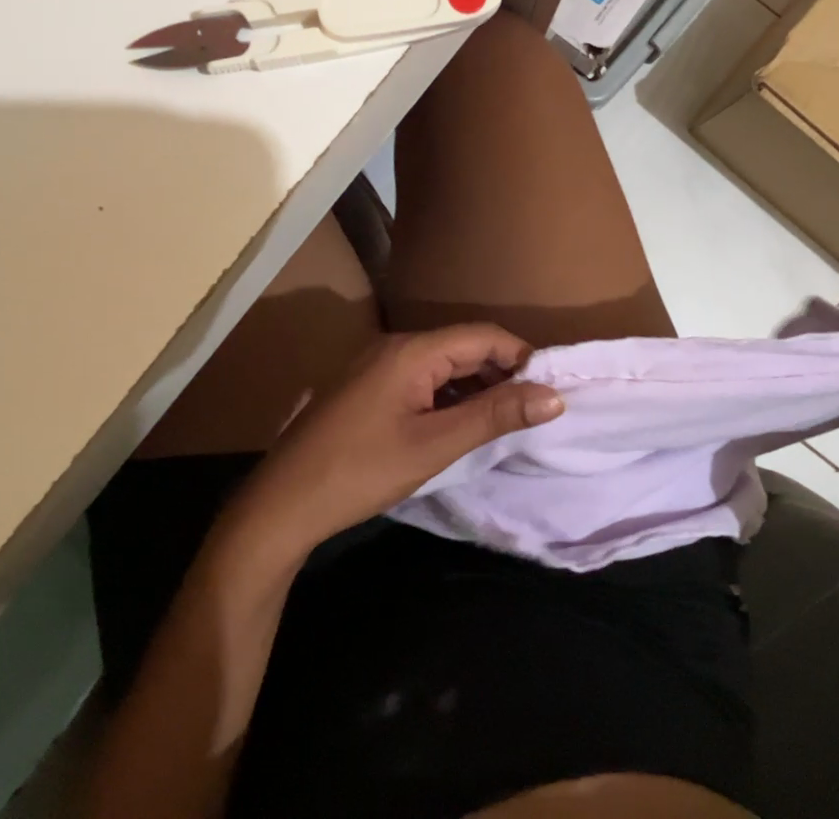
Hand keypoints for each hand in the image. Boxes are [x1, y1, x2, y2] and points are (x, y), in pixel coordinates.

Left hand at [227, 323, 565, 553]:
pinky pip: (418, 381)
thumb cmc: (362, 471)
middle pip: (462, 347)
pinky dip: (446, 398)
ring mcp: (373, 367)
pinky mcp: (363, 389)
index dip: (522, 359)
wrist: (283, 503)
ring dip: (474, 388)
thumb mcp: (434, 445)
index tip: (551, 392)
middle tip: (532, 412)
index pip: (484, 336)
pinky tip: (459, 426)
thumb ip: (494, 415)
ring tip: (503, 422)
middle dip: (501, 374)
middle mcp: (392, 347)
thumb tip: (555, 396)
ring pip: (440, 366)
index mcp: (411, 351)